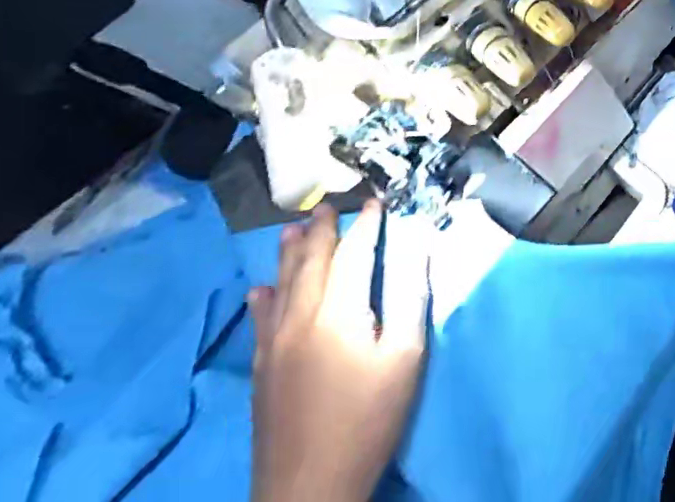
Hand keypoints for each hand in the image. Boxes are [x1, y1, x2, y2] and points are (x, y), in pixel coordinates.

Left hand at [249, 201, 433, 501]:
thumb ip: (410, 297)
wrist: (308, 489)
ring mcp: (275, 345)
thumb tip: (414, 248)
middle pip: (313, 263)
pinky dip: (263, 299)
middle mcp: (301, 318)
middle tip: (328, 205)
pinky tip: (259, 289)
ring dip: (289, 254)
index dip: (368, 225)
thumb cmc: (369, 418)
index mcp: (340, 312)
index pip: (355, 253)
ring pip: (283, 285)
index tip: (378, 201)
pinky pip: (260, 322)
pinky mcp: (261, 370)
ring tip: (291, 229)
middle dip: (322, 231)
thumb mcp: (405, 357)